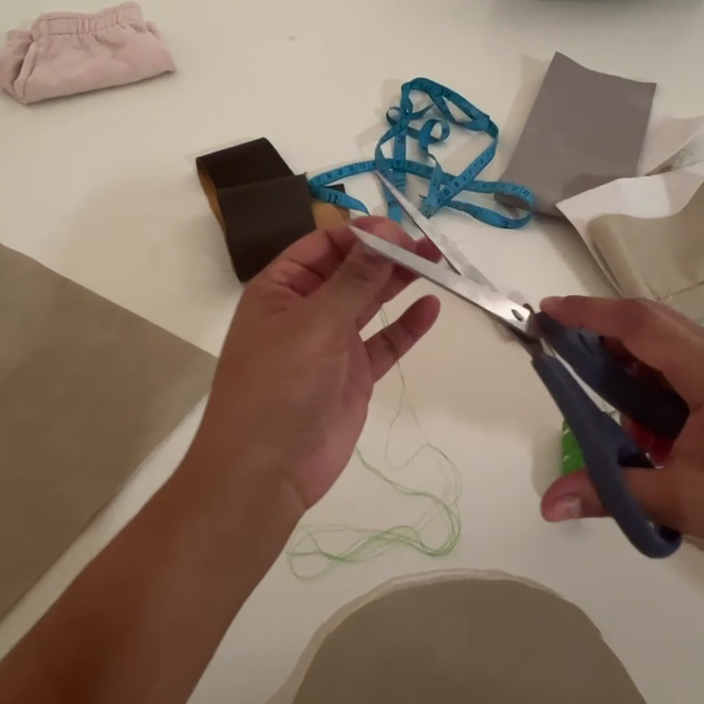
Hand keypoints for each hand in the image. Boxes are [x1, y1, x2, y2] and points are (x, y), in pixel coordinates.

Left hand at [190, 218, 442, 513]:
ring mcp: (330, 344)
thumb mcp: (314, 325)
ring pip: (370, 303)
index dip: (362, 235)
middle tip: (430, 245)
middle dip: (388, 255)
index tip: (401, 233)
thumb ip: (353, 281)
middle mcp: (305, 311)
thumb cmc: (278, 387)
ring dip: (400, 283)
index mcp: (280, 290)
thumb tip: (381, 236)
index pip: (324, 246)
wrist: (265, 470)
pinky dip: (406, 326)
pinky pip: (384, 343)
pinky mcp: (353, 376)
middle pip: (351, 271)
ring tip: (438, 263)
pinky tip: (430, 308)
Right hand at [536, 296, 703, 565]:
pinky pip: (683, 365)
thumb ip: (613, 491)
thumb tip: (548, 503)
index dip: (588, 313)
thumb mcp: (684, 500)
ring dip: (629, 359)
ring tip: (599, 393)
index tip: (546, 311)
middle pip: (651, 322)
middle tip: (559, 347)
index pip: (637, 324)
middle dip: (601, 330)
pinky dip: (652, 378)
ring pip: (668, 343)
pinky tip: (644, 420)